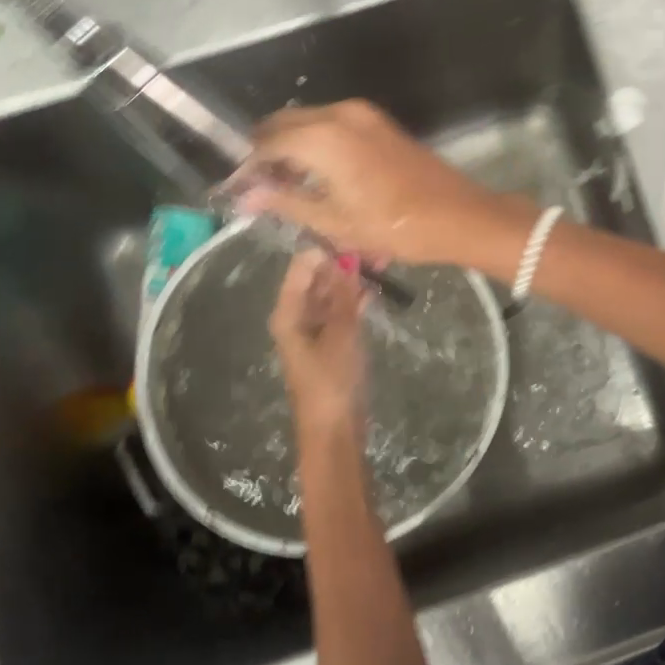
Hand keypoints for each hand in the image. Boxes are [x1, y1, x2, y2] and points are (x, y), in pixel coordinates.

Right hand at [225, 101, 535, 272]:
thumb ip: (286, 203)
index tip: (239, 191)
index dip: (249, 167)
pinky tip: (319, 176)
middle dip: (268, 152)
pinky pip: (334, 126)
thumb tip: (245, 196)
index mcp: (323, 137)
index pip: (266, 143)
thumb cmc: (396, 226)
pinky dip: (318, 144)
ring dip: (293, 147)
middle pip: (285, 124)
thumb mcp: (335, 223)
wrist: (460, 217)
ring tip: (289, 187)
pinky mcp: (381, 123)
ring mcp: (364, 115)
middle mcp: (340, 114)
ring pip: (310, 122)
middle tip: (262, 189)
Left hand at [271, 248, 368, 429]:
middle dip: (339, 265)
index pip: (301, 269)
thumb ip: (344, 296)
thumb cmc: (333, 381)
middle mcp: (296, 318)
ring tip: (377, 266)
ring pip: (329, 297)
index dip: (324, 251)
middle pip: (314, 281)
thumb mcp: (341, 334)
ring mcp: (313, 332)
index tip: (354, 235)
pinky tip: (372, 293)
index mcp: (288, 314)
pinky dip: (352, 303)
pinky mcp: (330, 345)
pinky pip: (338, 313)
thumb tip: (347, 259)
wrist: (335, 428)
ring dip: (348, 283)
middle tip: (371, 249)